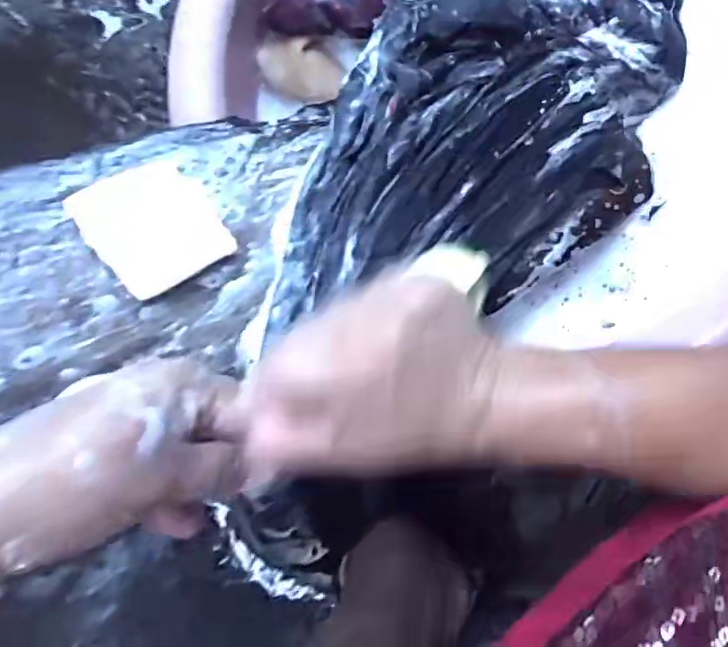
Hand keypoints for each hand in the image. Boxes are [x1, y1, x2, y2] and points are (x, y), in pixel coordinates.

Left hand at [0, 360, 241, 645]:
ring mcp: (116, 407)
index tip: (258, 484)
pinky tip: (156, 517)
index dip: (257, 445)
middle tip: (223, 505)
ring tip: (188, 520)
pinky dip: (155, 485)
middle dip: (220, 467)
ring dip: (189, 482)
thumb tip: (269, 465)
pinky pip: (141, 455)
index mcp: (182, 376)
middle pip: (212, 423)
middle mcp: (155, 381)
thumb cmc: (79, 487)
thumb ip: (226, 467)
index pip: (247, 405)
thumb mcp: (166, 479)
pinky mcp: (86, 437)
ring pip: (177, 444)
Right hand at [228, 262, 496, 474]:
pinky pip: (372, 293)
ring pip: (336, 310)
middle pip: (302, 332)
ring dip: (337, 332)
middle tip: (327, 382)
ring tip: (364, 357)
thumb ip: (277, 436)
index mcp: (337, 364)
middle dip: (305, 357)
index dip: (271, 387)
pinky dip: (369, 313)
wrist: (482, 392)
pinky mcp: (418, 277)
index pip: (271, 365)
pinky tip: (388, 336)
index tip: (285, 402)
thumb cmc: (411, 430)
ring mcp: (394, 289)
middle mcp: (362, 316)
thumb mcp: (336, 450)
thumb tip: (244, 419)